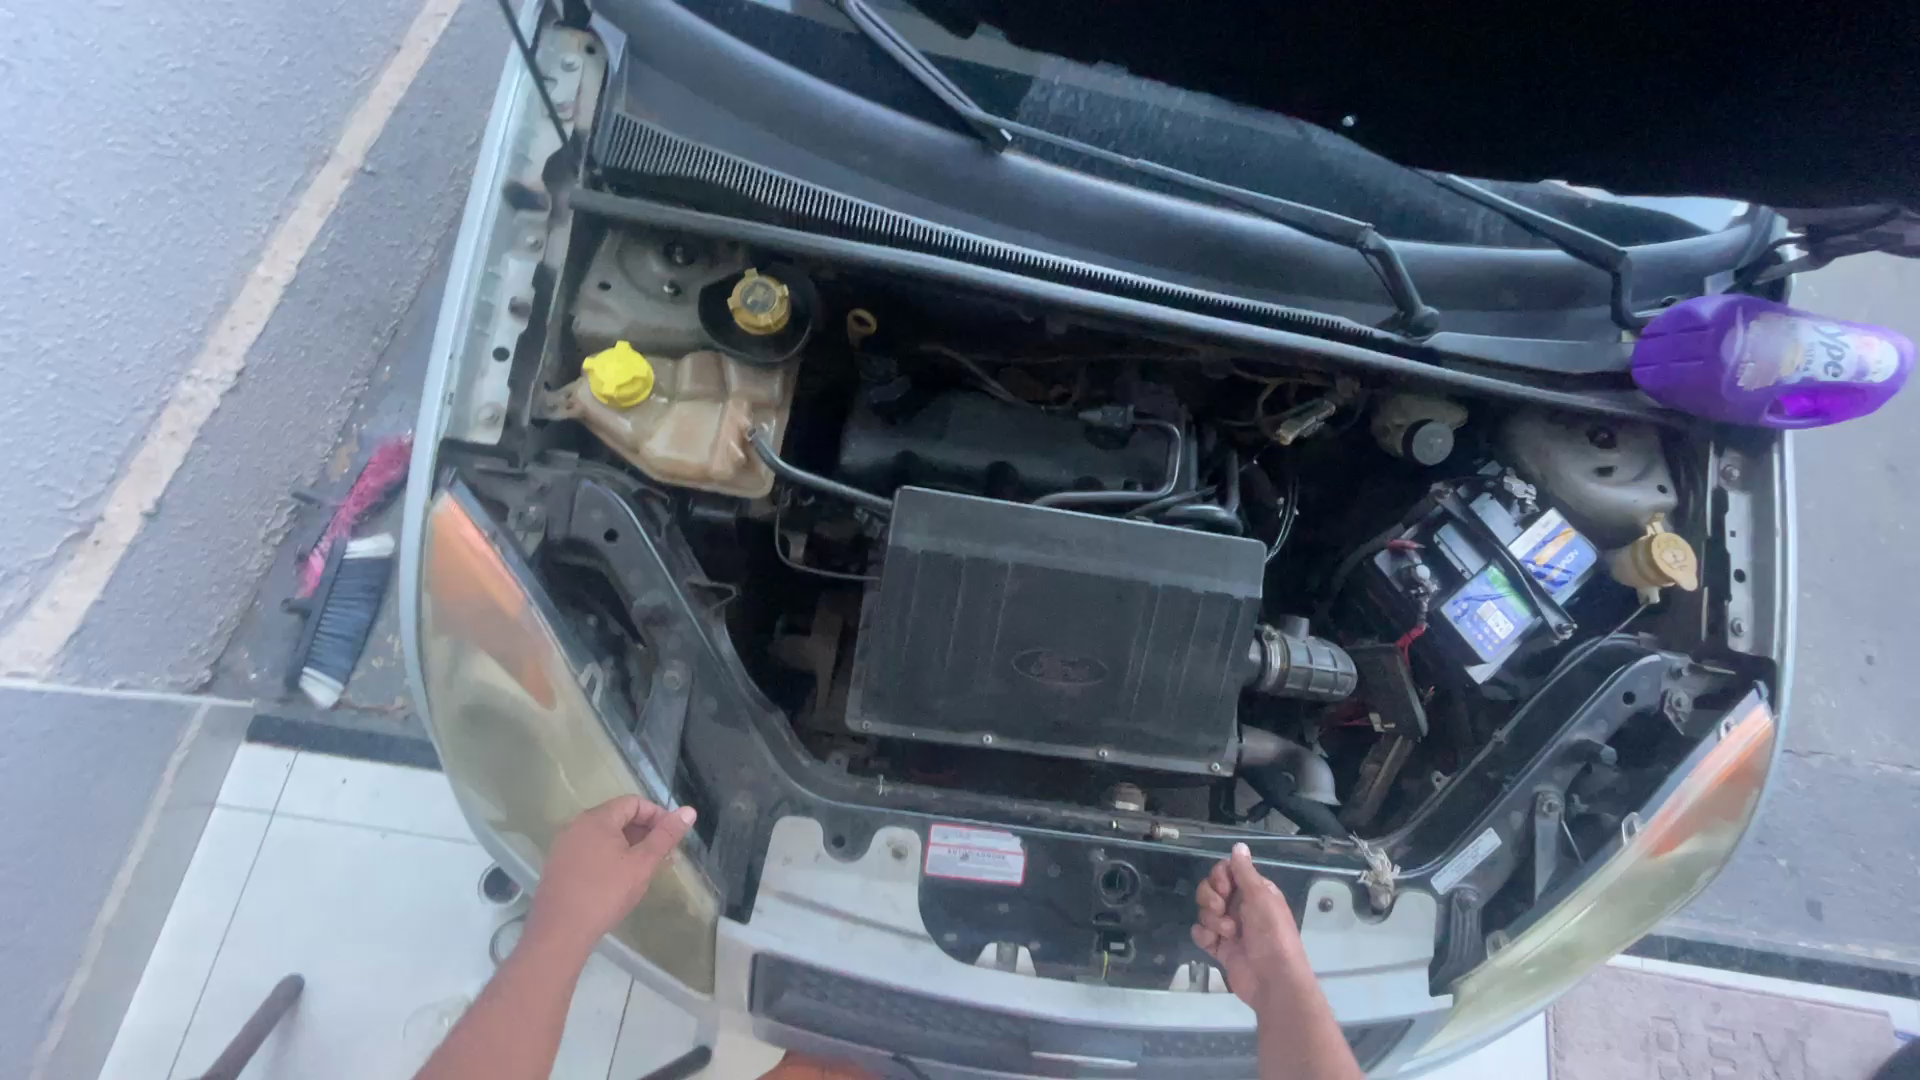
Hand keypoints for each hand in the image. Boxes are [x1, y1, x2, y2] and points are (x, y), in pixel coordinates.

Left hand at [524, 795, 695, 962]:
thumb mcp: (643, 863)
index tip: (671, 837)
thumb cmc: (605, 893)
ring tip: (642, 869)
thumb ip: (666, 835)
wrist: (558, 935)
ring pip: (604, 836)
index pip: (634, 803)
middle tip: (661, 855)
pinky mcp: (557, 867)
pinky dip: (608, 857)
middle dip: (644, 832)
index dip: (657, 815)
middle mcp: (576, 826)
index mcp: (597, 819)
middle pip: (618, 817)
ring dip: (628, 846)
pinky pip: (589, 851)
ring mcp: (563, 847)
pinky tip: (617, 880)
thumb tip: (689, 811)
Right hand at [1191, 842, 1308, 1015]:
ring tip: (1227, 934)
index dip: (1219, 877)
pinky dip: (1204, 936)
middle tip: (1221, 909)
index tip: (1224, 887)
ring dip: (1211, 920)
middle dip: (1210, 898)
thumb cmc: (1272, 935)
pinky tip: (1214, 943)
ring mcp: (1229, 928)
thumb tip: (1239, 845)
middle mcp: (1241, 907)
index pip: (1226, 872)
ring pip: (1204, 911)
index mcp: (1254, 893)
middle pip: (1210, 889)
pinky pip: (1200, 933)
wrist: (1274, 982)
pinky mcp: (1220, 948)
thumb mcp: (1261, 898)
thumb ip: (1245, 871)